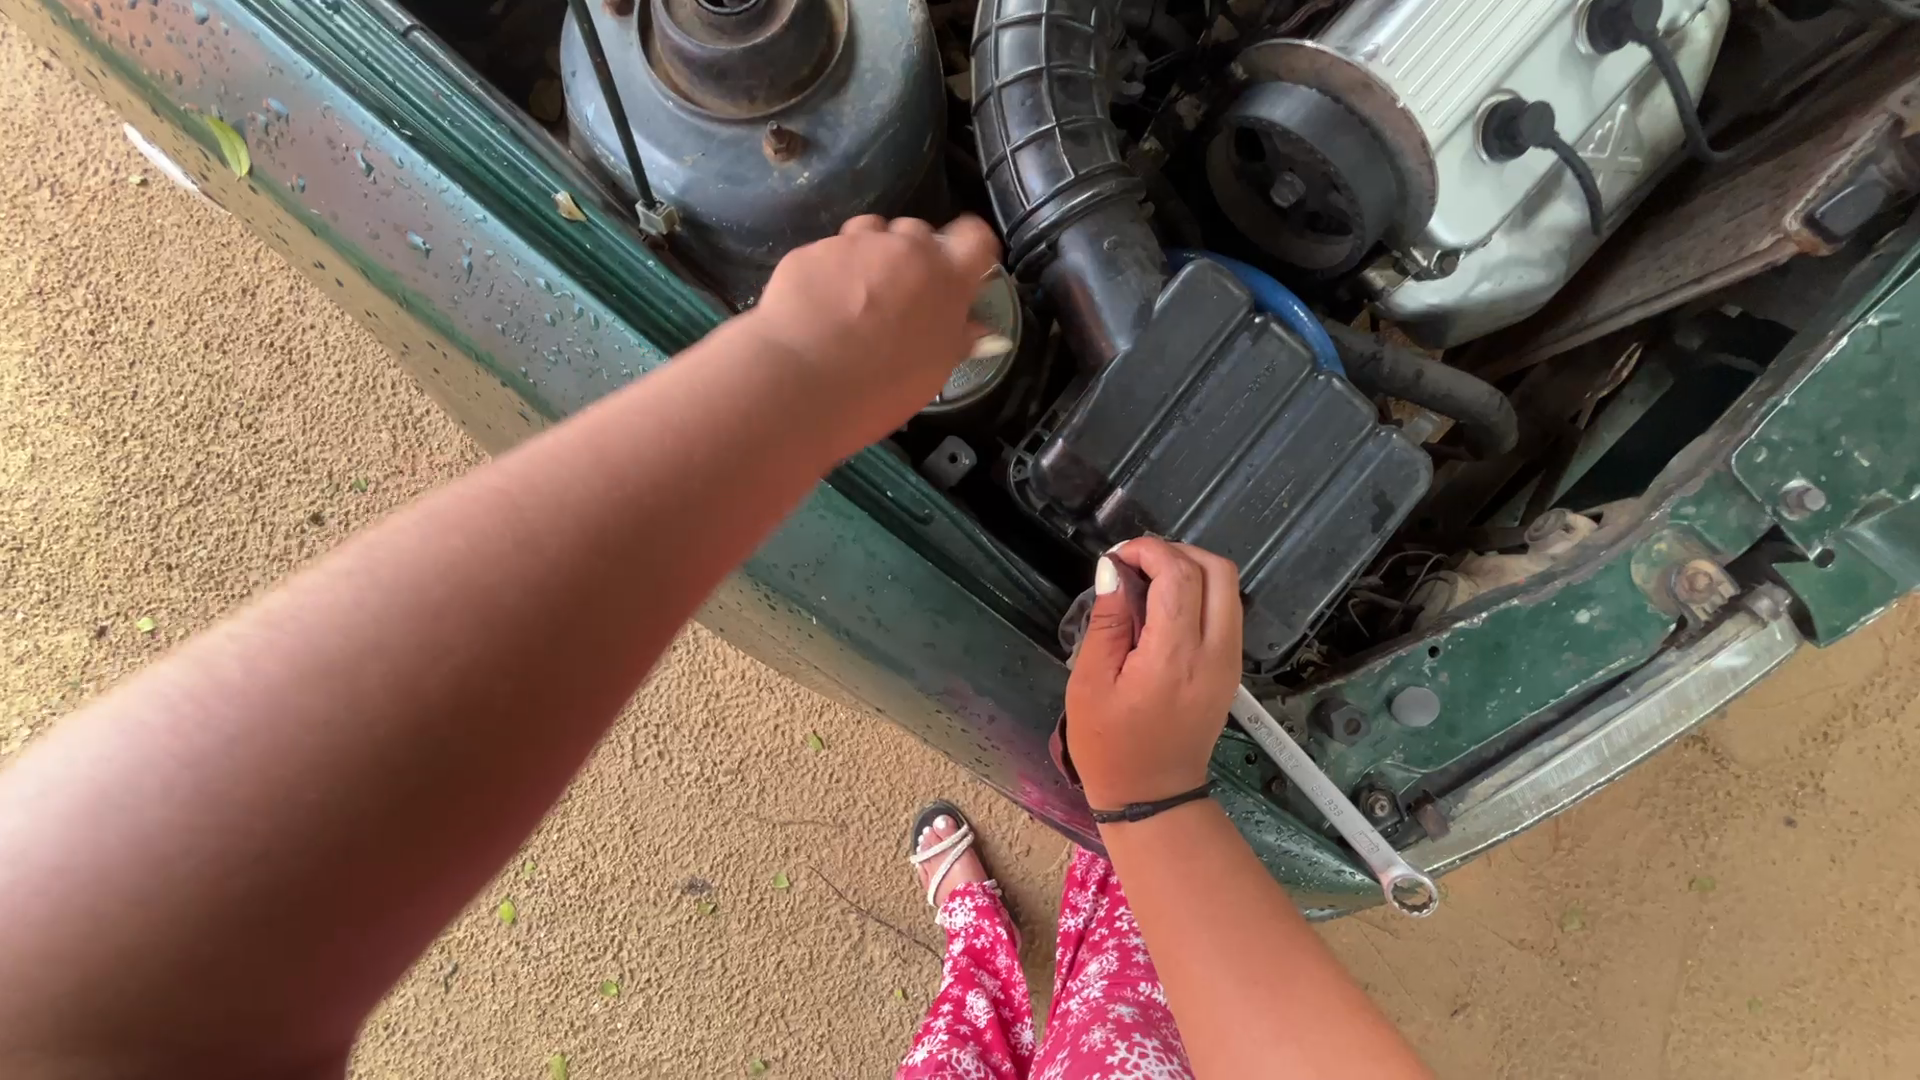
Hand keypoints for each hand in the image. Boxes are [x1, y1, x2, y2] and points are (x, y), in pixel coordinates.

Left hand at [736, 214, 1001, 456]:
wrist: (805, 381)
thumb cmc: (883, 387)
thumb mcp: (933, 371)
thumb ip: (957, 339)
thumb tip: (979, 329)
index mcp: (947, 279)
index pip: (975, 237)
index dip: (969, 249)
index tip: (959, 271)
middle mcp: (906, 249)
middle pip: (920, 232)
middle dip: (913, 256)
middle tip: (899, 297)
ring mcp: (857, 244)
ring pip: (872, 232)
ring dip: (872, 255)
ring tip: (856, 297)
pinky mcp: (814, 249)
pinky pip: (831, 251)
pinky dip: (831, 271)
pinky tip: (821, 306)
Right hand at [1064, 537, 1243, 810]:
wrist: (1153, 795)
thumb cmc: (1109, 745)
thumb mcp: (1089, 682)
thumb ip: (1106, 621)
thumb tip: (1112, 570)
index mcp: (1175, 657)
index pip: (1179, 576)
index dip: (1148, 551)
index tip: (1116, 557)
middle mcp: (1215, 652)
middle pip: (1218, 570)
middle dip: (1175, 552)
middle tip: (1135, 563)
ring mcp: (1230, 660)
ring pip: (1228, 587)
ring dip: (1190, 569)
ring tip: (1147, 580)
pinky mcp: (1231, 668)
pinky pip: (1225, 610)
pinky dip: (1199, 592)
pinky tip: (1163, 606)